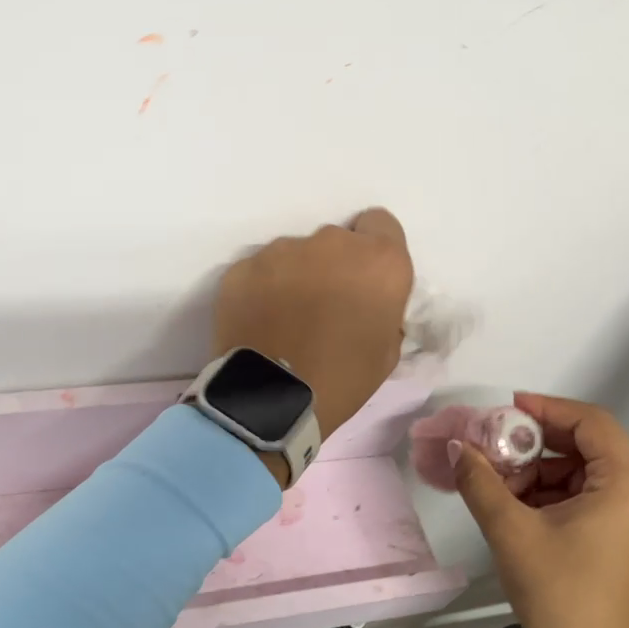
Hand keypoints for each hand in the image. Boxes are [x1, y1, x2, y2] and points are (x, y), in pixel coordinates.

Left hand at [212, 208, 413, 446]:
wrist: (270, 402)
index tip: (360, 283)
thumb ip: (383, 312)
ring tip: (283, 322)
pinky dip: (259, 292)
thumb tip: (366, 305)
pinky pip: (257, 273)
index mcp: (379, 262)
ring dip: (292, 279)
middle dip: (330, 269)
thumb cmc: (341, 382)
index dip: (371, 252)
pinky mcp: (242, 268)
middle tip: (320, 311)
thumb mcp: (386, 353)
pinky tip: (257, 325)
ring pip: (292, 256)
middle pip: (334, 243)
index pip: (380, 225)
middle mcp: (332, 243)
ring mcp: (281, 252)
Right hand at [450, 393, 628, 627]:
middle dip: (535, 448)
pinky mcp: (628, 541)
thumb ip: (481, 481)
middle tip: (492, 454)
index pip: (590, 422)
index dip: (546, 408)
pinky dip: (553, 498)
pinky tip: (518, 512)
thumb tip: (458, 448)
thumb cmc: (556, 591)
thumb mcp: (510, 530)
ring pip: (584, 476)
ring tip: (498, 490)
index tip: (505, 409)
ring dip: (540, 475)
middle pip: (587, 448)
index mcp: (628, 482)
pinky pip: (590, 501)